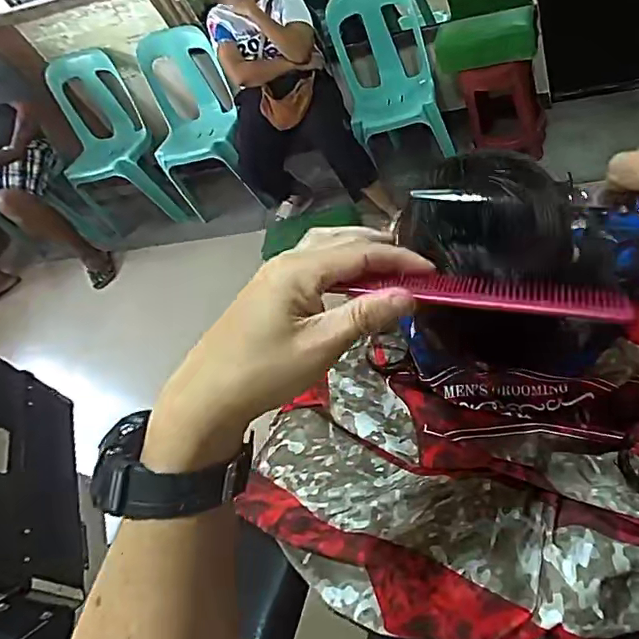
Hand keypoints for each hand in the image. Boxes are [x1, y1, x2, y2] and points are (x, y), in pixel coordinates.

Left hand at [146, 227, 431, 470]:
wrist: (205, 398)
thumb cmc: (263, 372)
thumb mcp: (321, 345)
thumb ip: (366, 315)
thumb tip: (409, 295)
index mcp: (299, 269)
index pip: (361, 252)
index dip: (400, 259)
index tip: (433, 272)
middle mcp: (287, 261)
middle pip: (344, 240)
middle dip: (384, 248)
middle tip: (417, 267)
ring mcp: (276, 273)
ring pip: (328, 247)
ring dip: (363, 251)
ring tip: (393, 266)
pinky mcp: (273, 289)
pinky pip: (316, 262)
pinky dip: (344, 264)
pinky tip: (355, 281)